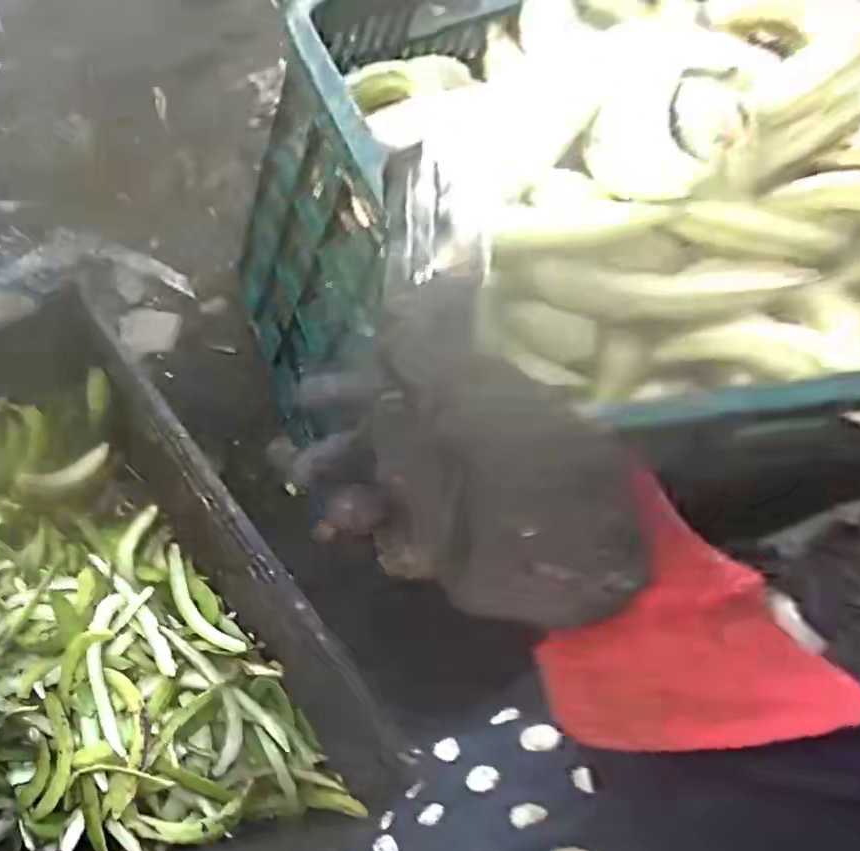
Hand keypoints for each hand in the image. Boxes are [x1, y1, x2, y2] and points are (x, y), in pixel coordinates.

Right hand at [286, 270, 648, 629]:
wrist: (566, 568)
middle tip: (292, 465)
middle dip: (324, 454)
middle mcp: (442, 453)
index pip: (388, 388)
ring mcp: (435, 502)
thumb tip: (420, 273)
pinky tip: (356, 538)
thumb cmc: (524, 470)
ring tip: (341, 514)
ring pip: (362, 493)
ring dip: (340, 498)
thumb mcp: (476, 396)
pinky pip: (381, 538)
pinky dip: (366, 537)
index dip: (342, 390)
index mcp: (458, 410)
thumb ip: (433, 347)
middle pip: (364, 445)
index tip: (304, 398)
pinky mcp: (431, 548)